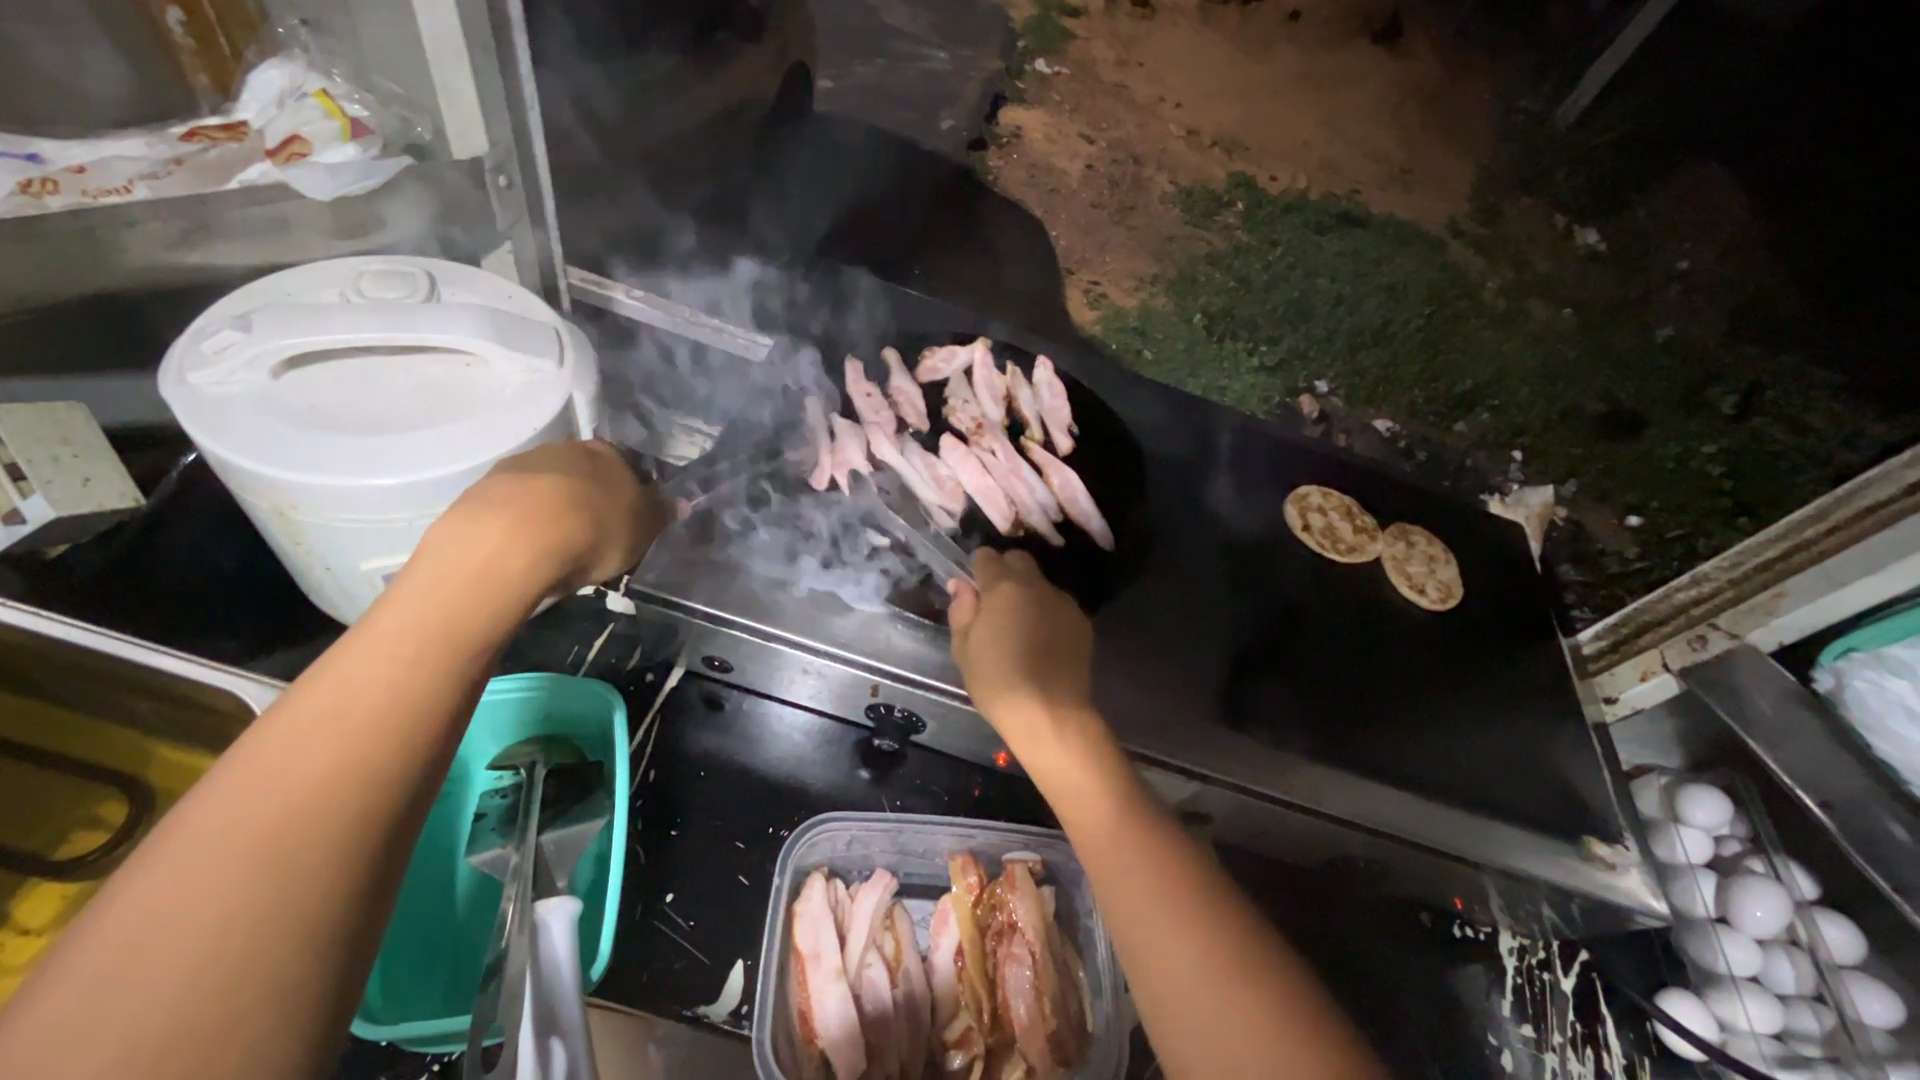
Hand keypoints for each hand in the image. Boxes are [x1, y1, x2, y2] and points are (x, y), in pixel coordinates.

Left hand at [418, 440, 666, 600]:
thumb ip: (661, 514)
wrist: (517, 536)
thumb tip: (682, 503)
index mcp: (609, 454)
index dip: (631, 490)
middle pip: (583, 472)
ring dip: (553, 508)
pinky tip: (526, 547)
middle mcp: (566, 449)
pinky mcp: (487, 487)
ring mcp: (523, 464)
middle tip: (594, 534)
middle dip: (589, 497)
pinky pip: (514, 504)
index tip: (630, 518)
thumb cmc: (596, 528)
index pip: (627, 464)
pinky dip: (522, 522)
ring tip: (556, 546)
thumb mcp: (643, 529)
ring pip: (547, 486)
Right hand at [947, 549, 1097, 753]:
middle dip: (1005, 573)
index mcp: (1004, 587)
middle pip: (1019, 561)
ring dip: (1029, 594)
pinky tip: (1043, 642)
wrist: (1051, 714)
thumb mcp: (964, 650)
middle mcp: (1037, 586)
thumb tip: (961, 585)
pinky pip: (1059, 606)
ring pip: (1042, 584)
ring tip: (1021, 628)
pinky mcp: (1082, 623)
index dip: (976, 570)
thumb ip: (962, 610)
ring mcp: (1064, 603)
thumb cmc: (998, 683)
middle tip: (995, 605)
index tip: (973, 592)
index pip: (987, 557)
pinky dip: (1048, 614)